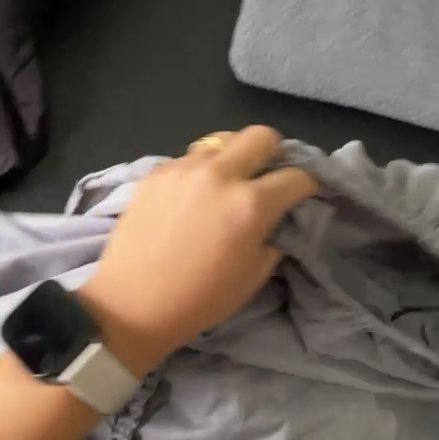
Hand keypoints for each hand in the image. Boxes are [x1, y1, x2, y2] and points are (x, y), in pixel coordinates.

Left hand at [78, 126, 317, 376]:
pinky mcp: (157, 172)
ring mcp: (184, 169)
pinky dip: (200, 170)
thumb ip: (273, 238)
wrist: (132, 304)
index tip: (302, 195)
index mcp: (251, 205)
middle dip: (273, 152)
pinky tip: (193, 196)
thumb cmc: (199, 300)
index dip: (306, 186)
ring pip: (222, 139)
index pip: (296, 176)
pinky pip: (190, 157)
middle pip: (262, 135)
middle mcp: (220, 175)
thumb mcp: (253, 277)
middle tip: (266, 176)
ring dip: (233, 156)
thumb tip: (277, 220)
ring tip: (227, 182)